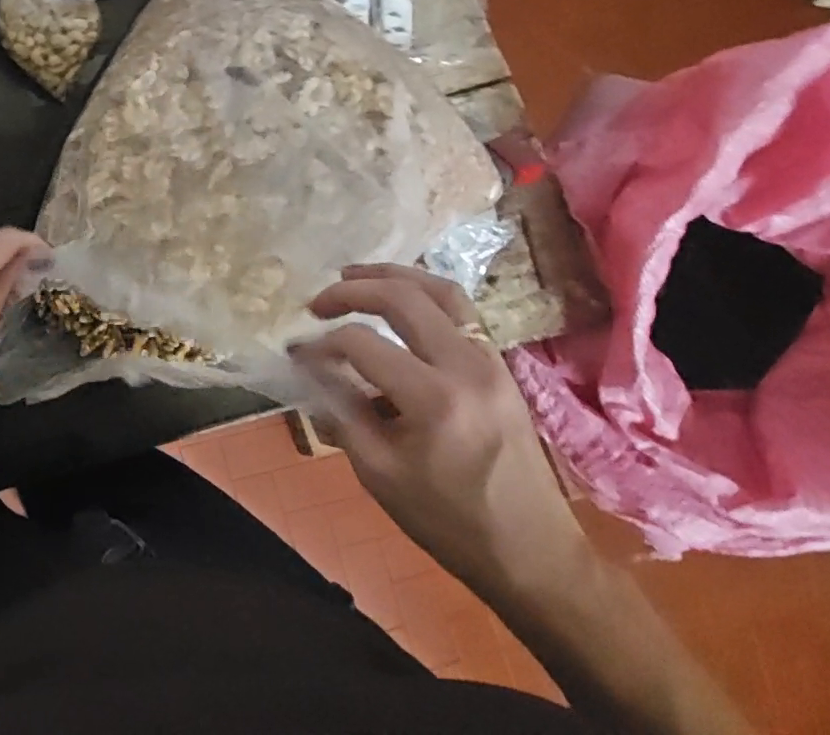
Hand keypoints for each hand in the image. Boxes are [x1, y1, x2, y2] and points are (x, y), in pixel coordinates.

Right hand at [295, 264, 588, 597]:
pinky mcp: (502, 369)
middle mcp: (467, 368)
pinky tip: (396, 304)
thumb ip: (340, 410)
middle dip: (351, 291)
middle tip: (316, 302)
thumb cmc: (447, 520)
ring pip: (442, 292)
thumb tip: (309, 365)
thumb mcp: (377, 472)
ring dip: (393, 277)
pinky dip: (422, 296)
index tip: (297, 355)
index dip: (320, 344)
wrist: (533, 553)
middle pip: (404, 298)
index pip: (362, 344)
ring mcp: (492, 364)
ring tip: (353, 275)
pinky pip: (462, 313)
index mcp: (434, 399)